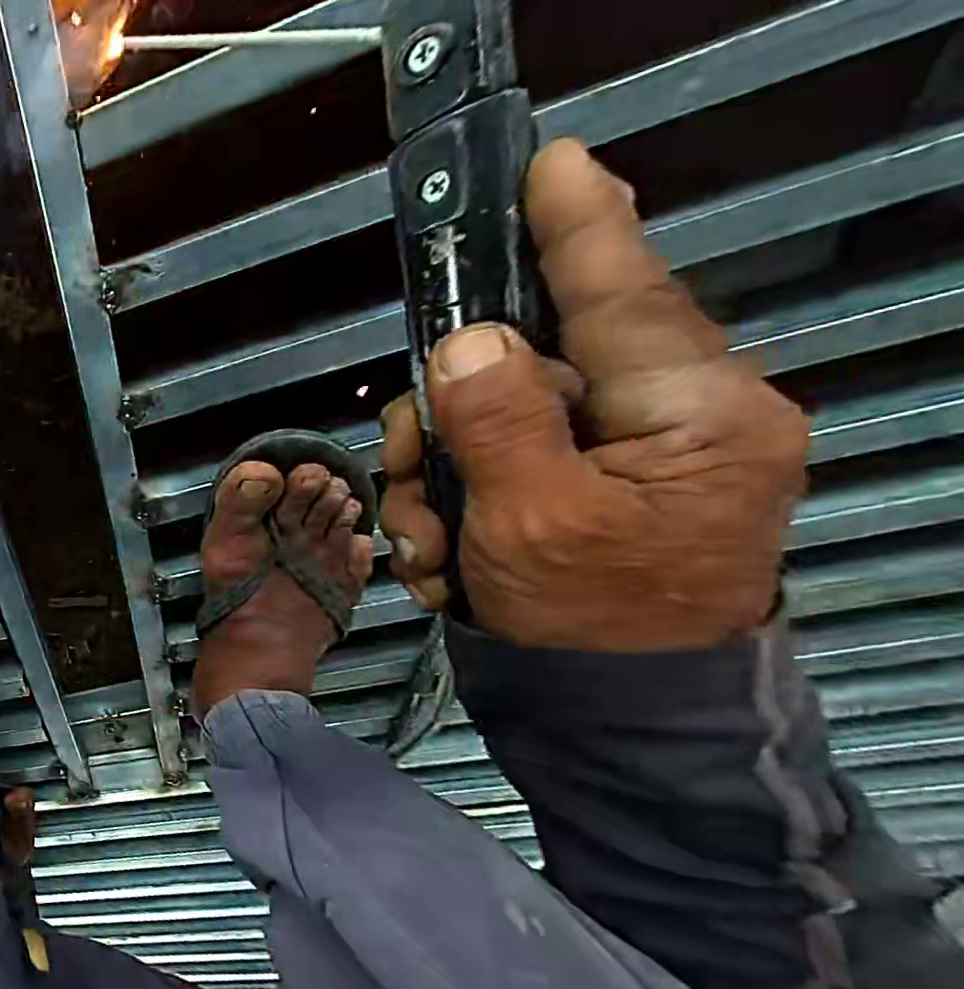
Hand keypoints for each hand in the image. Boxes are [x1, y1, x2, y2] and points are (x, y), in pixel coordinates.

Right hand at [379, 139, 809, 652]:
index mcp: (690, 416)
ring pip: (486, 421)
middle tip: (410, 472)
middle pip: (520, 368)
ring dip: (433, 479)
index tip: (552, 161)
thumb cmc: (588, 620)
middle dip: (444, 421)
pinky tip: (444, 560)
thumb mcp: (533, 523)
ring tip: (427, 548)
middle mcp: (659, 421)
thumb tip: (470, 342)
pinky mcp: (573, 489)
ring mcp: (611, 458)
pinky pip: (489, 465)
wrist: (603, 715)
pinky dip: (449, 507)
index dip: (579, 225)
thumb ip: (502, 422)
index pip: (625, 295)